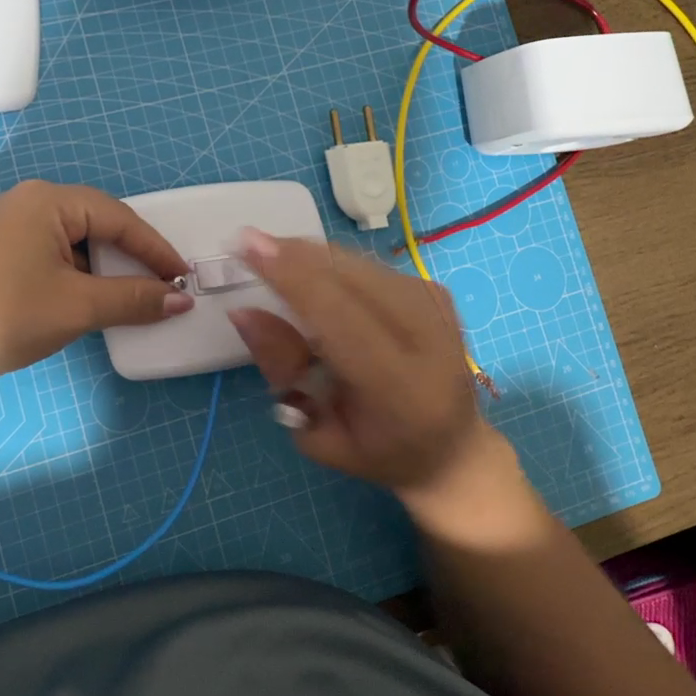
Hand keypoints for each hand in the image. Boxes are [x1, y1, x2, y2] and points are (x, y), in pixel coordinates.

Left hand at [0, 180, 193, 392]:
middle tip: (161, 289)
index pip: (116, 217)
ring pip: (72, 245)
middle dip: (128, 259)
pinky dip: (75, 279)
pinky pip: (50, 258)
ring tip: (131, 301)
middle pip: (94, 226)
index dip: (154, 249)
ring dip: (102, 272)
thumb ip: (133, 299)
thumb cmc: (7, 314)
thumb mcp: (78, 307)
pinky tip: (91, 305)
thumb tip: (179, 299)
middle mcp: (25, 204)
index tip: (184, 277)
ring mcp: (7, 230)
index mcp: (45, 201)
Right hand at [227, 228, 493, 497]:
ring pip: (356, 263)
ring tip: (273, 261)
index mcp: (400, 391)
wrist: (452, 450)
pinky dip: (331, 263)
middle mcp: (428, 343)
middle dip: (293, 256)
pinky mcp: (436, 293)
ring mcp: (438, 312)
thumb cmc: (374, 449)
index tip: (247, 245)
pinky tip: (310, 275)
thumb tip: (242, 311)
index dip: (293, 279)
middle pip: (349, 279)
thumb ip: (282, 368)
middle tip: (247, 245)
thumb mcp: (314, 430)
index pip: (341, 320)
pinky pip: (368, 265)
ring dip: (309, 256)